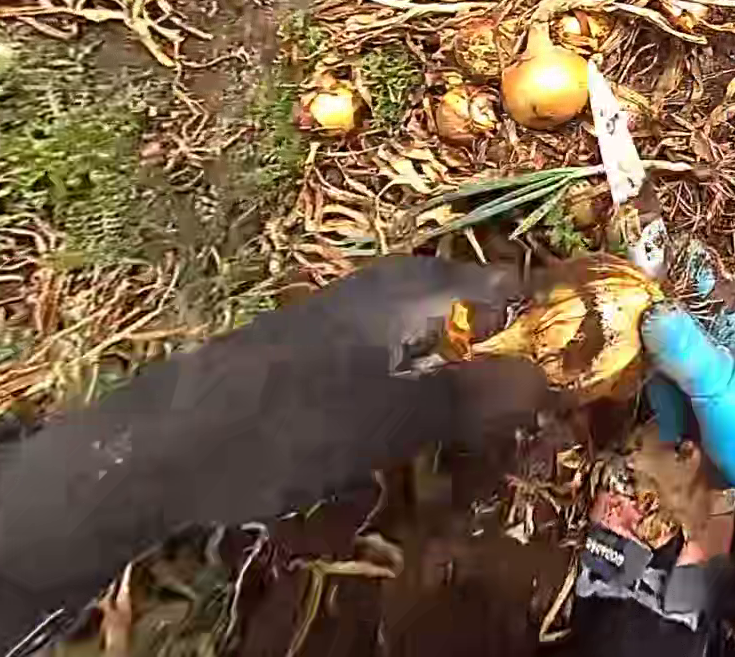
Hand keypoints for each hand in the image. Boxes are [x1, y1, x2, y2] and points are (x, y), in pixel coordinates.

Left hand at [0, 256, 547, 656]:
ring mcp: (375, 314)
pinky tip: (432, 438)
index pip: (516, 290)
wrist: (161, 444)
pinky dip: (439, 396)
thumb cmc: (290, 420)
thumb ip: (481, 396)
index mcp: (423, 285)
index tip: (573, 379)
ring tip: (489, 450)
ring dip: (479, 392)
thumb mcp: (396, 418)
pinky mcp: (351, 345)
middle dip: (516, 373)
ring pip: (454, 346)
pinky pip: (417, 363)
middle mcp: (406, 286)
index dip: (551, 329)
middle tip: (531, 432)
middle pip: (489, 320)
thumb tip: (560, 382)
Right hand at [641, 252, 734, 614]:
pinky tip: (688, 434)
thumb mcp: (718, 386)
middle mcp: (728, 322)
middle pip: (665, 319)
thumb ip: (681, 346)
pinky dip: (679, 409)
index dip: (647, 288)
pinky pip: (682, 385)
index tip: (624, 320)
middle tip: (664, 397)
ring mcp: (724, 355)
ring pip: (669, 356)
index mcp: (733, 307)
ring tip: (682, 426)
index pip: (679, 272)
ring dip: (666, 394)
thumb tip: (646, 307)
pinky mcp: (721, 386)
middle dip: (654, 360)